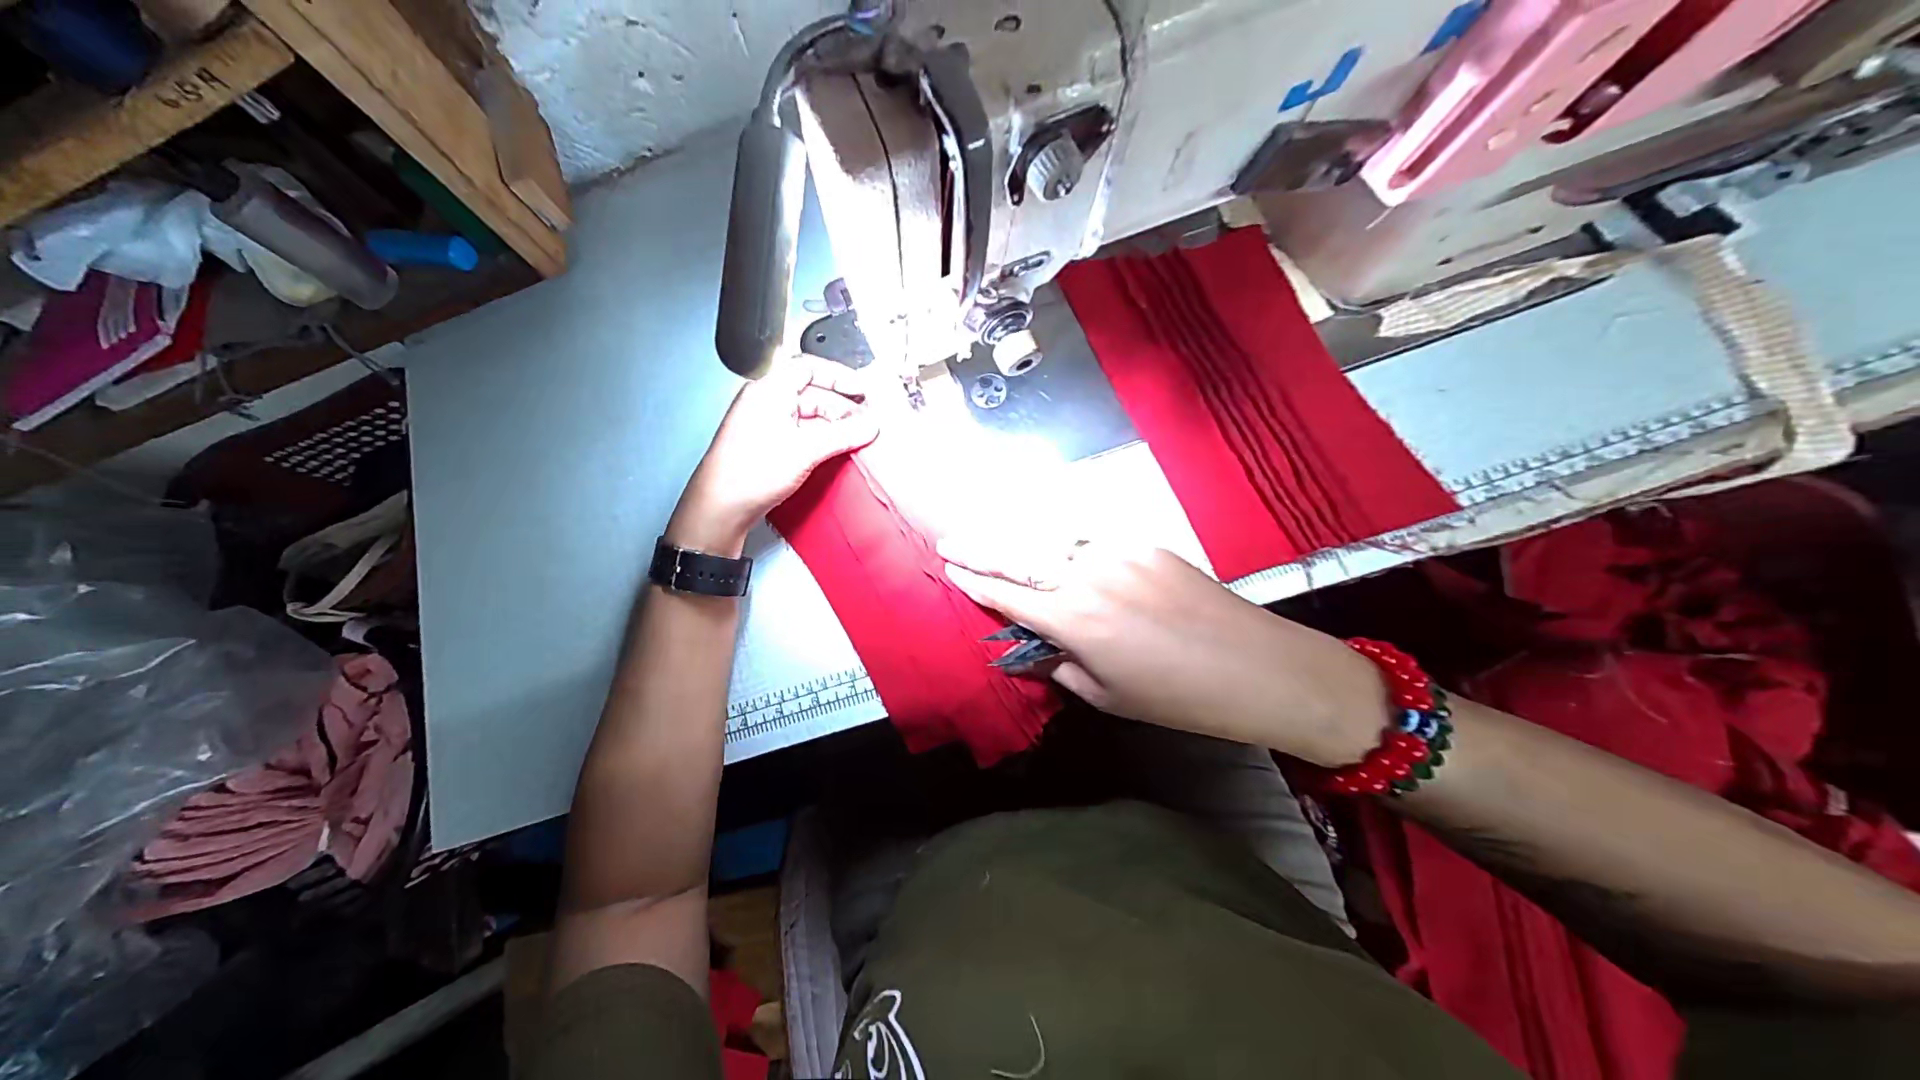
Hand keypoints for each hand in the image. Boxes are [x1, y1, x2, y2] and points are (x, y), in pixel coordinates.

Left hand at [668, 356, 877, 555]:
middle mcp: (765, 402)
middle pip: (812, 392)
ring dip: (833, 425)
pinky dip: (820, 439)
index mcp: (769, 390)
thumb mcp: (806, 450)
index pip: (809, 368)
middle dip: (841, 407)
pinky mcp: (766, 445)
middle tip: (865, 423)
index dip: (838, 376)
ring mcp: (764, 424)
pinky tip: (834, 451)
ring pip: (808, 415)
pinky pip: (800, 433)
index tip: (860, 390)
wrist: (721, 507)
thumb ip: (843, 434)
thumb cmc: (747, 474)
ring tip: (854, 439)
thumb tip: (868, 425)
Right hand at [939, 536, 1388, 765]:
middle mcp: (1087, 577)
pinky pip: (1091, 538)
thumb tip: (1034, 647)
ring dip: (1017, 534)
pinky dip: (1063, 540)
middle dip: (979, 546)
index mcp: (1073, 621)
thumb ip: (1060, 665)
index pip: (1007, 595)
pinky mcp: (1145, 543)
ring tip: (989, 532)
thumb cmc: (1175, 697)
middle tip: (949, 539)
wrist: (1255, 666)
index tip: (950, 570)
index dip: (974, 583)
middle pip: (1018, 554)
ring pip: (1053, 537)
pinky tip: (1051, 542)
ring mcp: (1118, 553)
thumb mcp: (1105, 696)